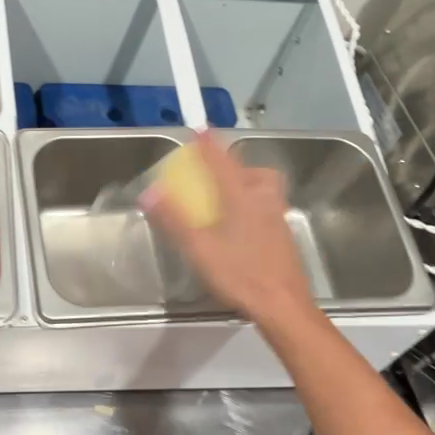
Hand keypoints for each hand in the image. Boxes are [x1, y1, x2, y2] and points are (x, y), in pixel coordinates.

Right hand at [142, 134, 317, 327]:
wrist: (283, 305)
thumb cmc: (240, 274)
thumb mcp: (199, 248)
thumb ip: (174, 219)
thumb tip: (150, 192)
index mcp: (241, 197)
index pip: (222, 162)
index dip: (209, 145)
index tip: (201, 129)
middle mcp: (263, 200)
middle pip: (253, 171)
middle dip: (235, 165)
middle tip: (218, 172)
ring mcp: (277, 218)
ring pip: (265, 188)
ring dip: (248, 184)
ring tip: (228, 197)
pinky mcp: (284, 236)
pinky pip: (268, 207)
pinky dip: (254, 205)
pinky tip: (242, 226)